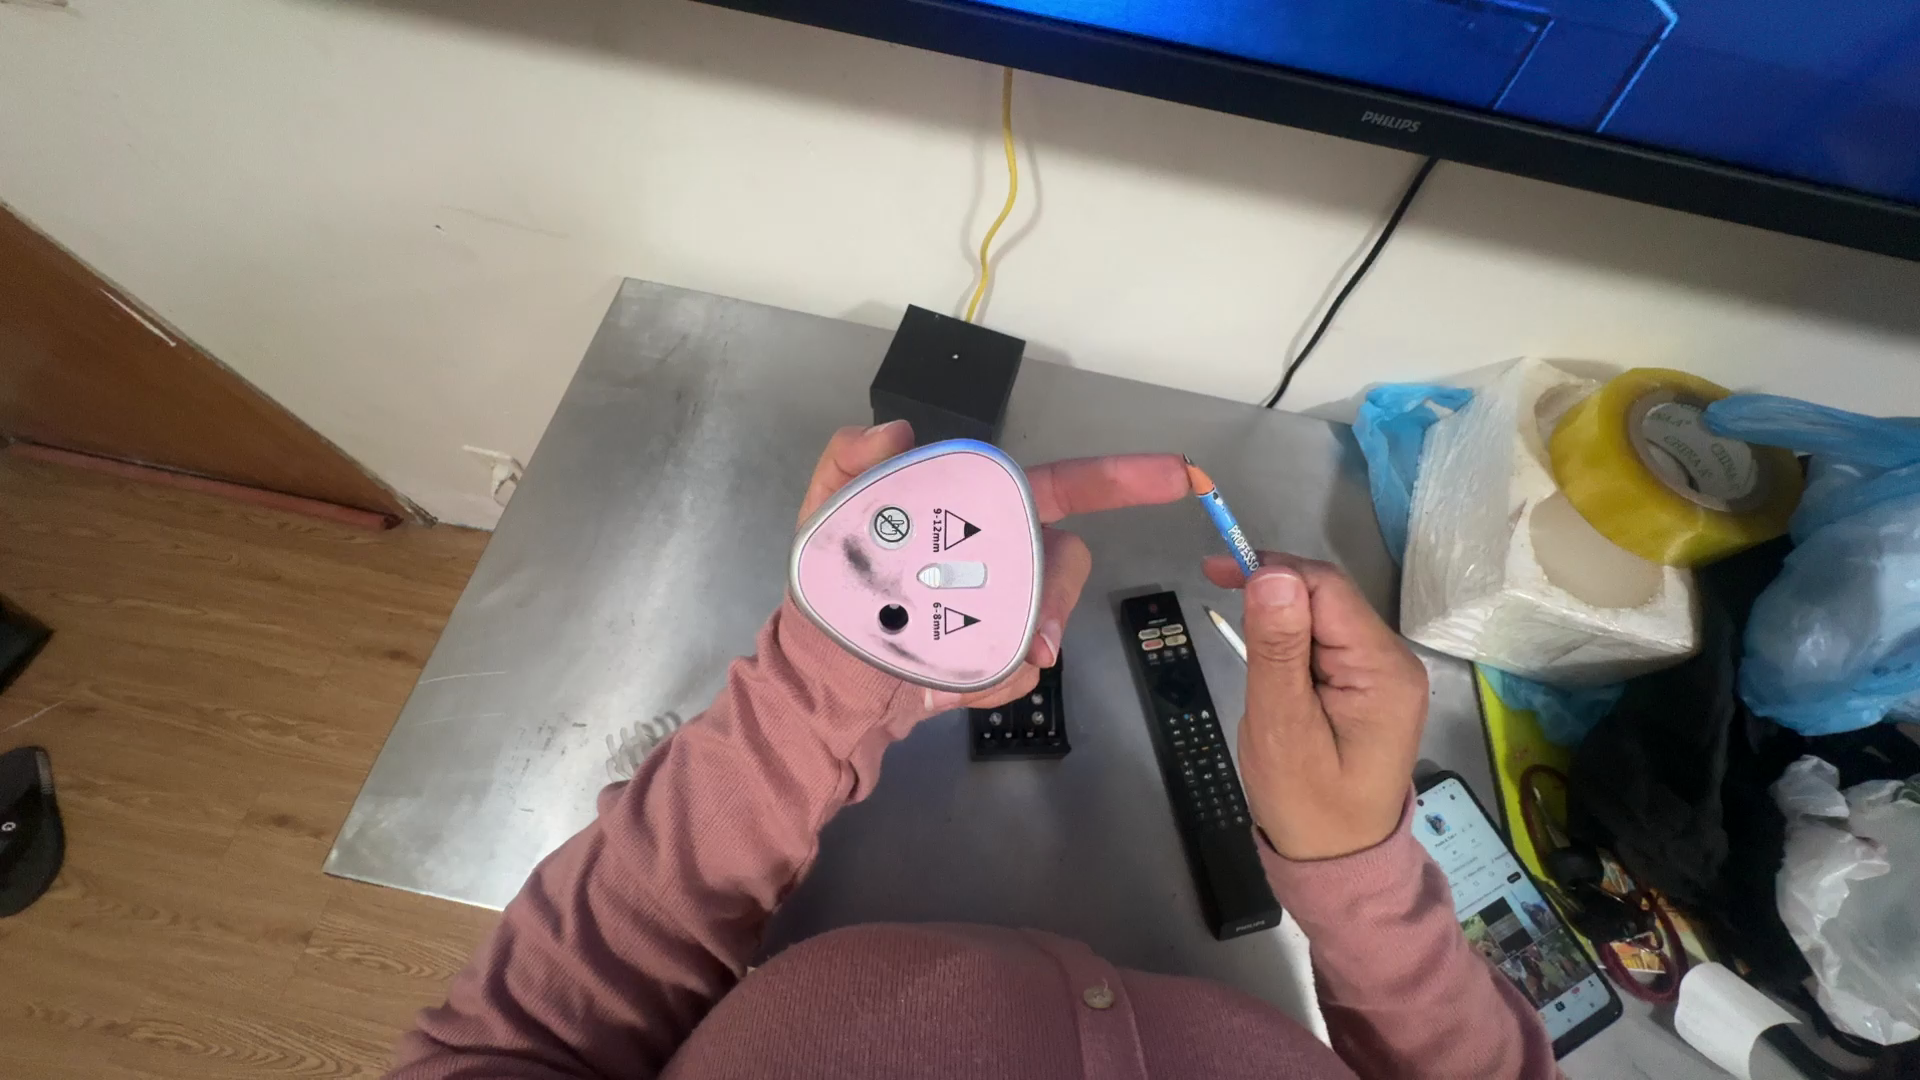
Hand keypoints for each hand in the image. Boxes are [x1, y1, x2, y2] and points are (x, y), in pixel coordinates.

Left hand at [800, 421, 1189, 710]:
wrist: (833, 672)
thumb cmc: (837, 583)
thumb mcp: (830, 511)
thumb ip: (850, 460)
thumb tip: (894, 430)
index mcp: (982, 512)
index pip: (1061, 486)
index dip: (1120, 477)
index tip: (1178, 474)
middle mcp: (1008, 557)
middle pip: (1068, 560)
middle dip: (1052, 591)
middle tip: (1010, 622)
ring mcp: (1009, 612)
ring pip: (1051, 621)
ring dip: (1016, 642)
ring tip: (952, 657)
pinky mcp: (1002, 662)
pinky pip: (1022, 669)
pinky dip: (989, 679)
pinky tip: (946, 679)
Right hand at [1203, 552, 1427, 859]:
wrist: (1336, 861)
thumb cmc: (1305, 801)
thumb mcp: (1281, 724)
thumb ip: (1277, 648)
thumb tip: (1270, 573)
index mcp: (1382, 669)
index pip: (1326, 588)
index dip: (1271, 569)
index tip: (1214, 572)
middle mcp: (1393, 660)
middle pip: (1328, 595)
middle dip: (1272, 588)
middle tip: (1214, 590)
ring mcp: (1383, 672)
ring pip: (1323, 614)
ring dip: (1277, 613)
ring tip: (1240, 637)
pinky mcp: (1366, 683)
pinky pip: (1324, 638)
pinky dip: (1288, 635)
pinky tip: (1266, 654)